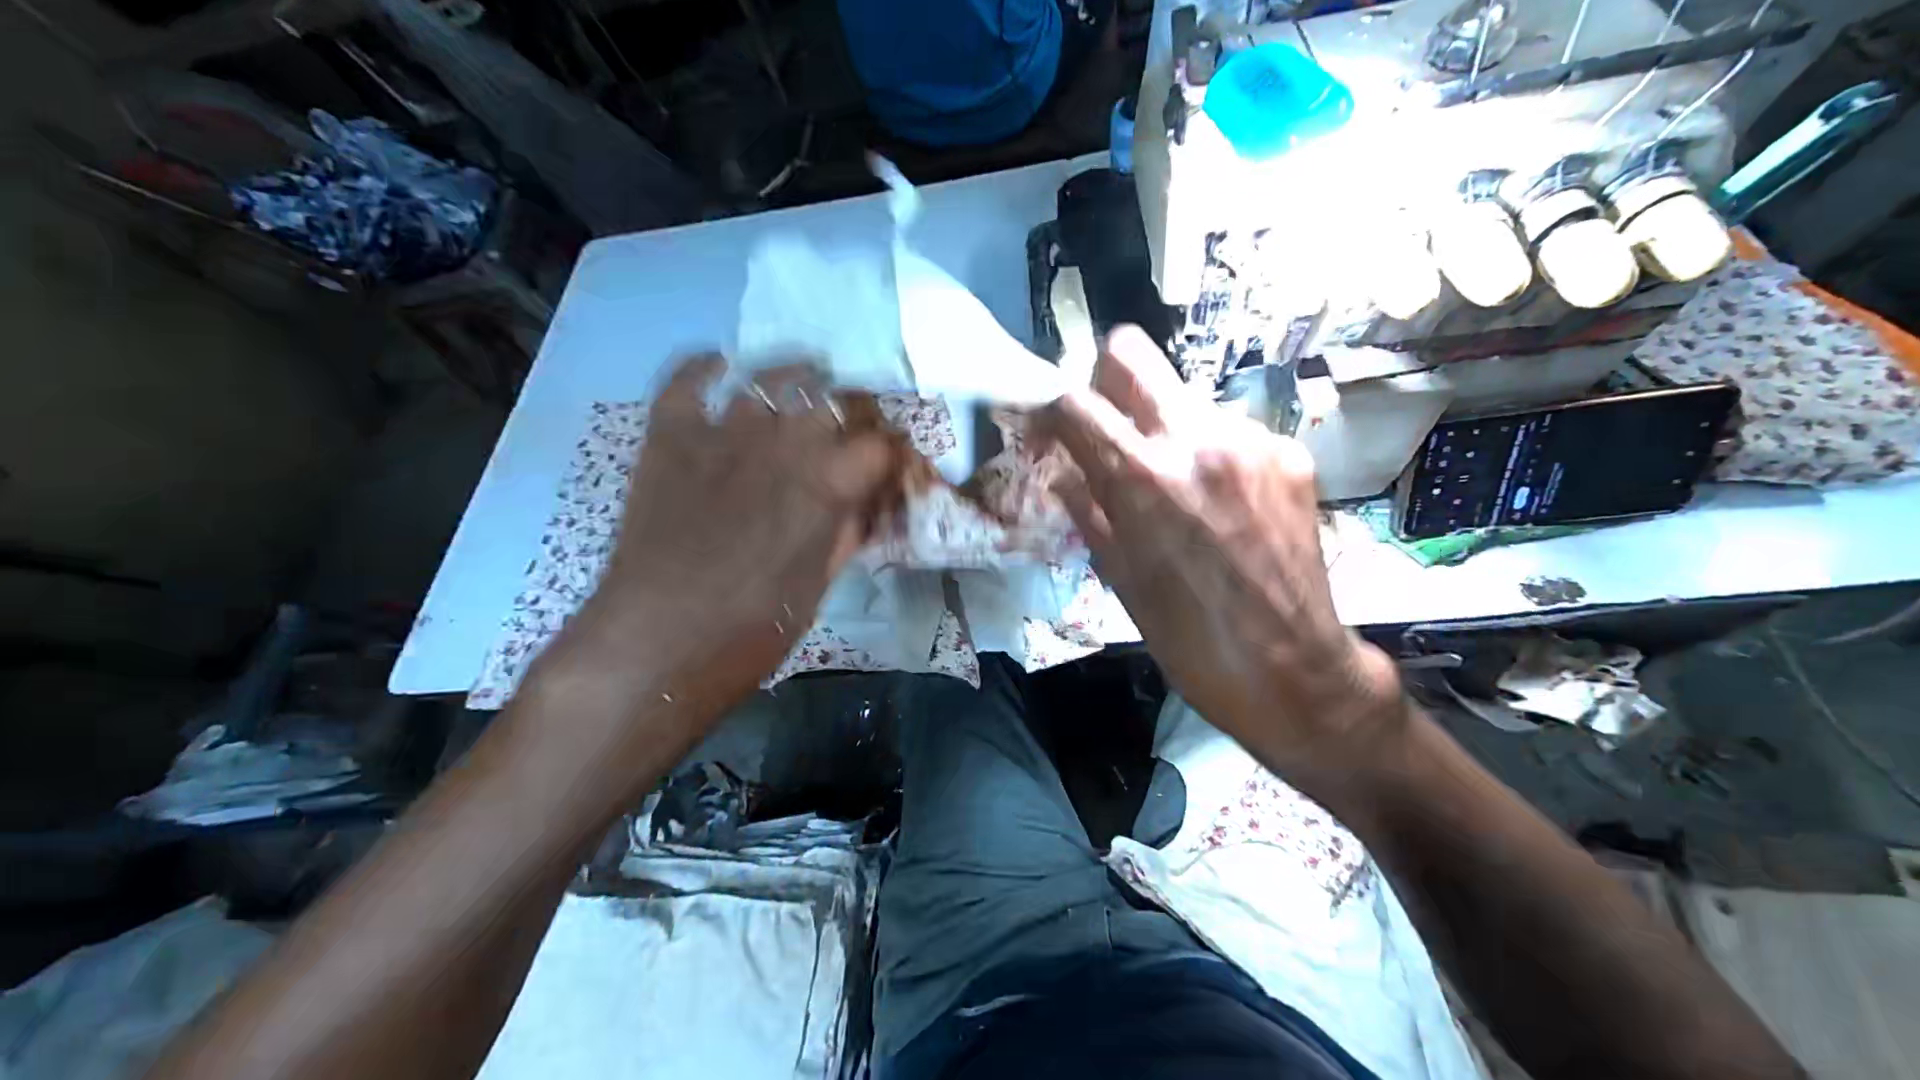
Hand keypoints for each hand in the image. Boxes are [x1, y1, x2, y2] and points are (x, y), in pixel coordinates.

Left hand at [553, 355, 895, 713]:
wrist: (655, 644)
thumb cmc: (750, 631)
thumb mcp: (818, 585)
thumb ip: (846, 534)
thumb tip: (867, 506)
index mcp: (828, 483)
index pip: (881, 444)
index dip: (893, 451)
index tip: (892, 462)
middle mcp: (783, 442)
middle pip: (833, 397)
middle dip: (853, 409)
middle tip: (850, 428)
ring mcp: (722, 431)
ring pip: (772, 377)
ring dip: (797, 378)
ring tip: (804, 385)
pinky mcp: (670, 435)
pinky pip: (688, 379)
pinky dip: (706, 367)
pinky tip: (720, 367)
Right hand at [1039, 327, 1404, 779]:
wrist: (1294, 671)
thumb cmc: (1190, 641)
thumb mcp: (1121, 579)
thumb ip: (1089, 510)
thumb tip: (1065, 473)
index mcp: (1143, 480)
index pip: (1072, 401)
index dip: (1045, 405)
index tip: (1042, 422)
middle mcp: (1197, 439)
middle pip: (1130, 352)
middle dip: (1103, 379)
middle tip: (1104, 425)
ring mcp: (1250, 440)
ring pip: (1182, 395)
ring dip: (1161, 425)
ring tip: (1172, 483)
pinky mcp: (1289, 453)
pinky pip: (1228, 429)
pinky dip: (1208, 452)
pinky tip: (1219, 502)